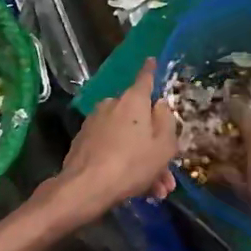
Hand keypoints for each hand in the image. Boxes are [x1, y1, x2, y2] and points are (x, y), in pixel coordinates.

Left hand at [35, 59, 177, 228]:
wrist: (87, 186)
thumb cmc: (132, 163)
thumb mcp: (163, 145)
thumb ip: (166, 120)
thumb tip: (159, 104)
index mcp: (133, 100)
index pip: (145, 78)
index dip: (150, 70)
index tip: (151, 60)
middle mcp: (111, 105)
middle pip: (139, 119)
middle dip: (154, 144)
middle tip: (165, 173)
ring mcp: (95, 122)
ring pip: (127, 138)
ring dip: (142, 160)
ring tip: (154, 190)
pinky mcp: (84, 140)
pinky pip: (112, 147)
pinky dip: (124, 162)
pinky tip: (134, 189)